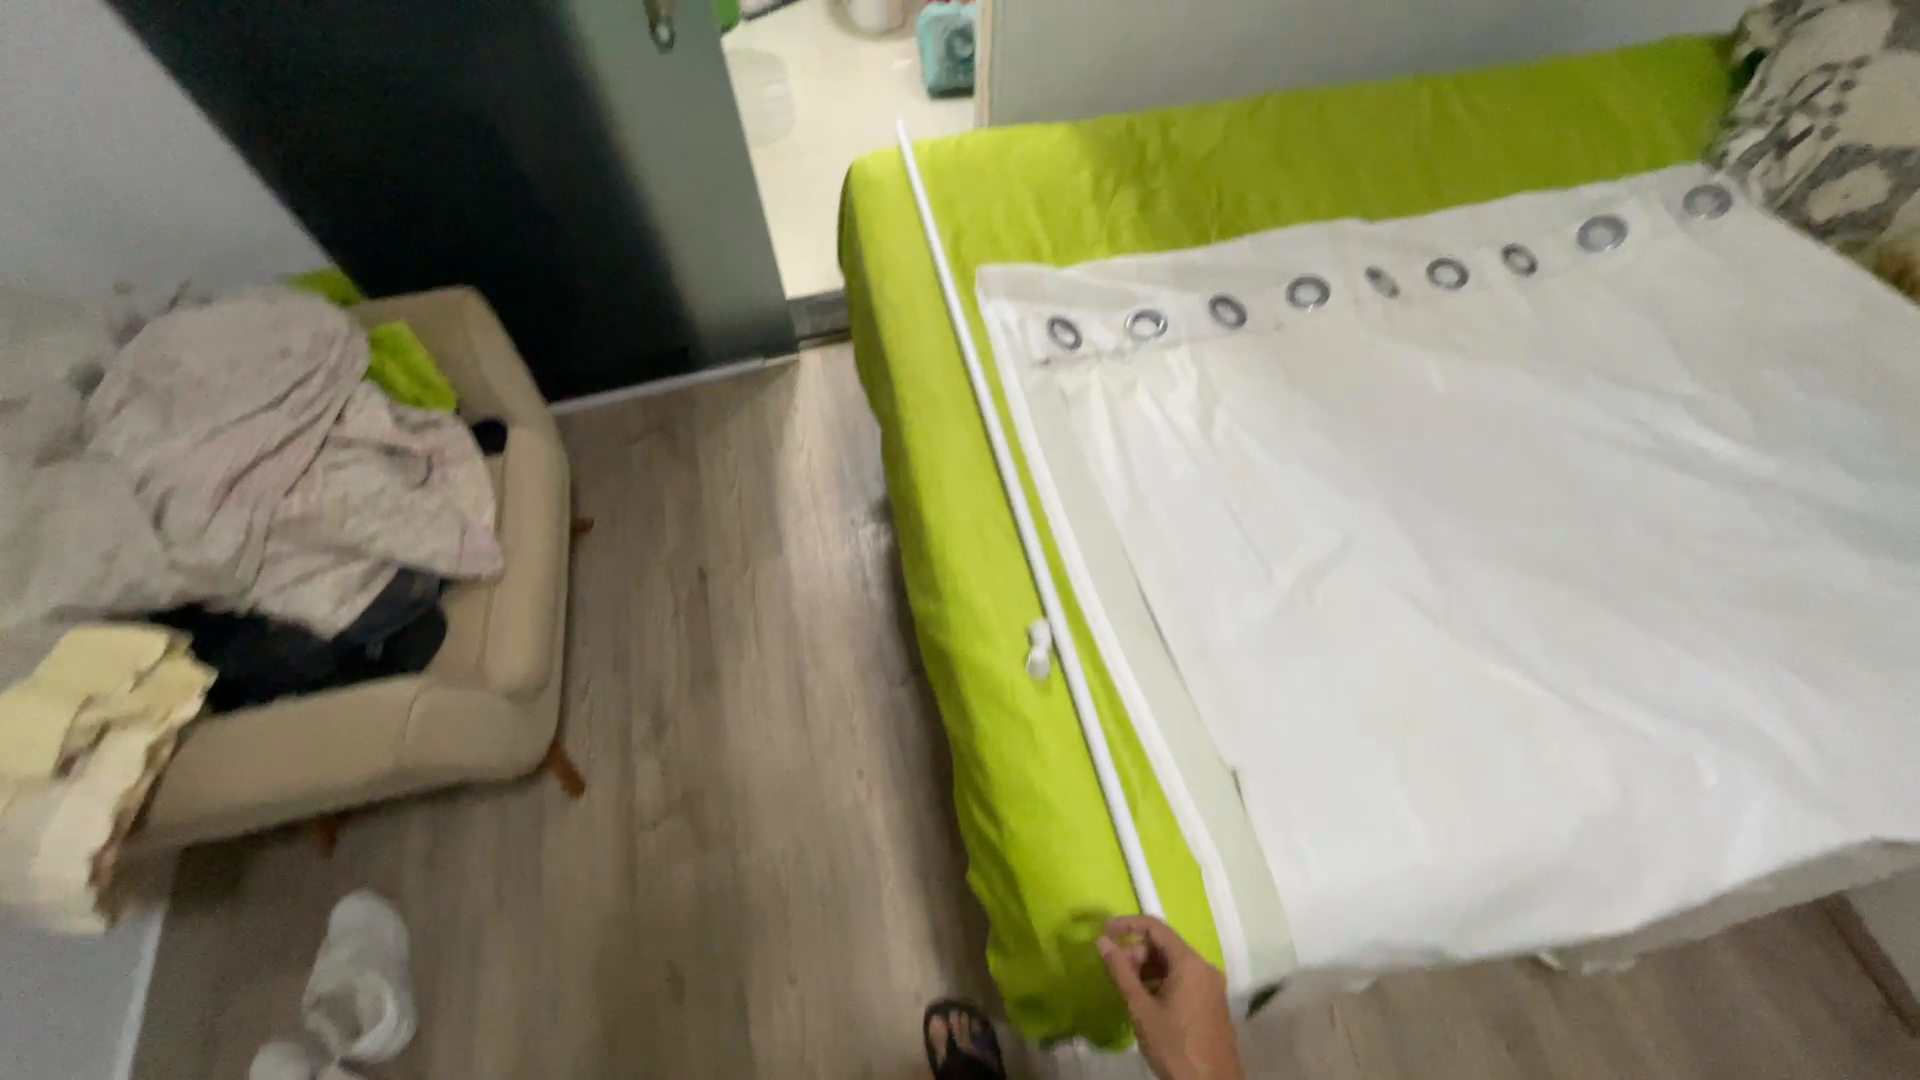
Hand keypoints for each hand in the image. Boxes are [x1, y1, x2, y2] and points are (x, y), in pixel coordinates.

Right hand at [1097, 915, 1241, 1079]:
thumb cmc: (1174, 1047)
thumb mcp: (1141, 1009)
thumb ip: (1120, 971)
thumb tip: (1102, 941)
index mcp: (1189, 962)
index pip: (1154, 926)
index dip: (1127, 924)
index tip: (1104, 931)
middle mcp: (1204, 966)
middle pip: (1164, 945)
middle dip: (1136, 953)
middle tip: (1116, 972)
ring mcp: (1211, 985)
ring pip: (1173, 963)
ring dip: (1148, 969)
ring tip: (1129, 989)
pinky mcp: (1212, 1002)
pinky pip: (1184, 979)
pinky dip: (1162, 981)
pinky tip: (1148, 1002)